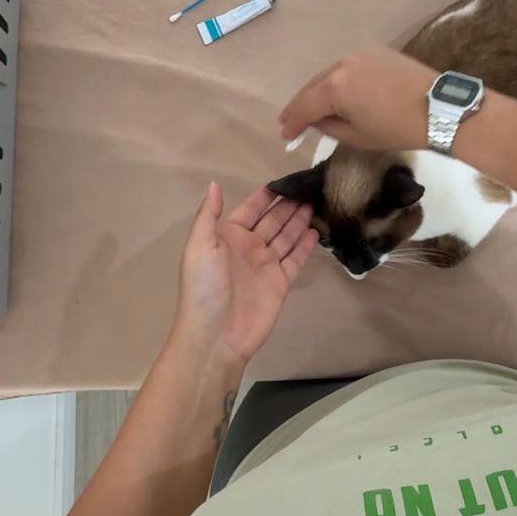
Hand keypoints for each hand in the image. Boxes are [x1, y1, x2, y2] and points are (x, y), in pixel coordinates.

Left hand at [171, 183, 315, 362]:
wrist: (216, 334)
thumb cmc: (205, 286)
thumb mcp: (199, 245)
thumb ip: (209, 214)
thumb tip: (214, 184)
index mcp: (227, 236)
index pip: (250, 210)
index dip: (266, 196)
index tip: (285, 181)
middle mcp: (248, 248)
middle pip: (272, 221)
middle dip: (288, 206)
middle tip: (309, 189)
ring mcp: (265, 265)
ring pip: (286, 237)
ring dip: (299, 221)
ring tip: (317, 204)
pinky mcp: (280, 283)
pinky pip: (295, 259)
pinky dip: (305, 246)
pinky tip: (316, 232)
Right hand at [277, 47, 437, 150]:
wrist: (438, 108)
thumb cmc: (397, 128)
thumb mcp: (358, 136)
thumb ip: (330, 127)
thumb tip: (318, 121)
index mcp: (335, 88)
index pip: (304, 106)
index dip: (293, 122)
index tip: (285, 135)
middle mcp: (342, 65)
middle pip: (313, 87)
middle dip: (301, 105)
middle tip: (290, 121)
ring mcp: (359, 54)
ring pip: (330, 75)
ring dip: (319, 92)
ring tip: (312, 108)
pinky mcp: (376, 52)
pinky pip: (348, 68)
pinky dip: (338, 81)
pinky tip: (337, 92)